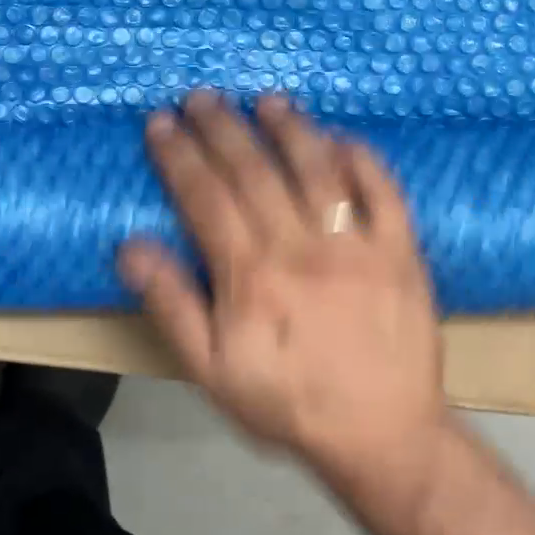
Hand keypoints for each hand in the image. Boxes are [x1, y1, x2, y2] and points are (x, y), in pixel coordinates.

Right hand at [117, 92, 446, 475]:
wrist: (384, 438)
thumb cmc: (283, 401)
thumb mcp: (208, 368)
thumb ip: (170, 303)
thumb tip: (131, 245)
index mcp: (251, 274)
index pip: (205, 197)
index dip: (179, 155)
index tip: (160, 123)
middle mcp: (302, 248)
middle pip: (254, 172)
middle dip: (222, 128)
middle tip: (200, 95)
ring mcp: (359, 247)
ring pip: (318, 171)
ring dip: (289, 129)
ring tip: (265, 99)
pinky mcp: (403, 255)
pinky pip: (386, 195)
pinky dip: (363, 160)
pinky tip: (340, 137)